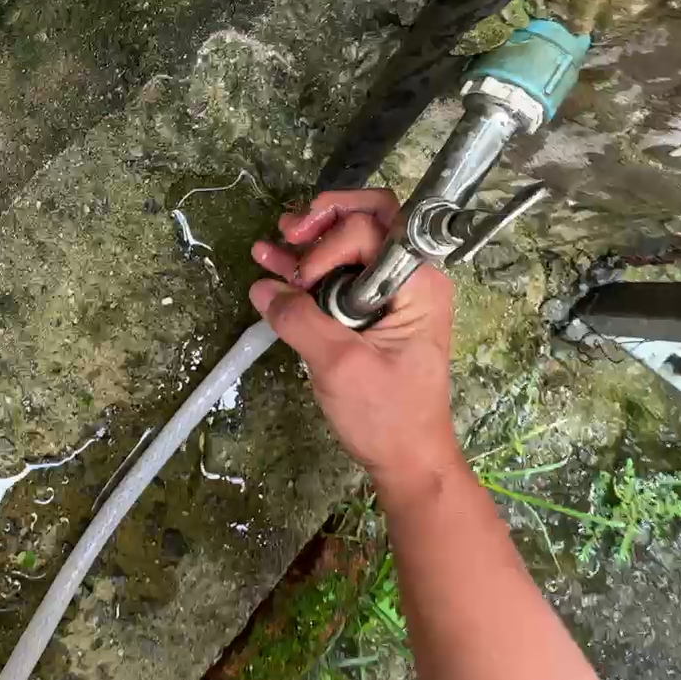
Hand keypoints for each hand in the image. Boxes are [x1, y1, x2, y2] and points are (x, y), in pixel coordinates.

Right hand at [250, 189, 460, 496]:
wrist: (407, 460)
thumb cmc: (386, 415)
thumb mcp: (339, 366)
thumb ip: (300, 321)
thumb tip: (262, 289)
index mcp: (418, 283)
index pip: (373, 230)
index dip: (330, 244)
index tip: (303, 282)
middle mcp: (408, 279)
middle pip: (368, 220)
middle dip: (325, 220)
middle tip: (290, 232)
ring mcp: (387, 296)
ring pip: (348, 244)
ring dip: (309, 241)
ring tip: (272, 243)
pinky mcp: (367, 314)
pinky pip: (337, 276)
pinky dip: (306, 269)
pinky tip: (272, 265)